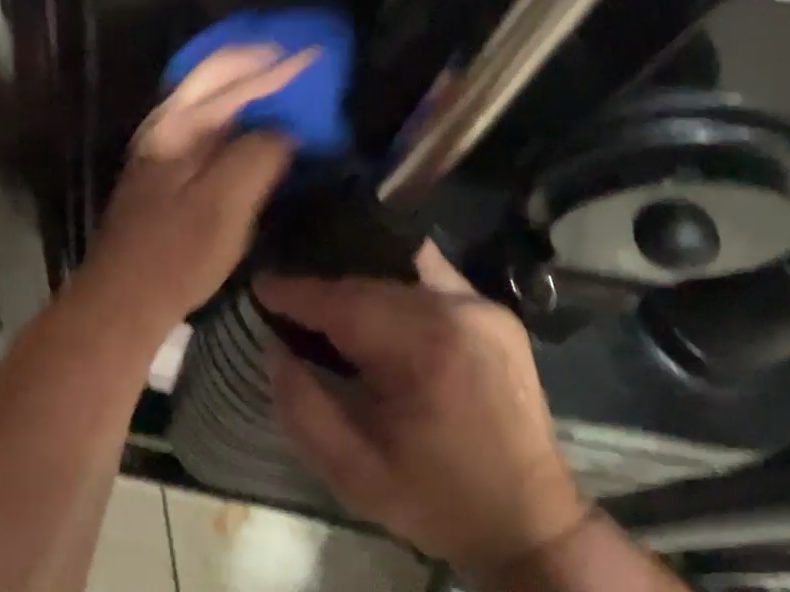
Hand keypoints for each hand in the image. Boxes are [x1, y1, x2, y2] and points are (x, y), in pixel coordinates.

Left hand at [80, 45, 313, 331]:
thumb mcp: (224, 205)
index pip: (233, 80)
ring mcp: (160, 145)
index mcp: (177, 126)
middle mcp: (164, 124)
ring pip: (207, 95)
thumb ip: (256, 157)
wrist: (123, 297)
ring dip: (244, 80)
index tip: (316, 55)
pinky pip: (206, 120)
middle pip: (213, 75)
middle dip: (257, 60)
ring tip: (283, 75)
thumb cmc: (176, 253)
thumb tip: (284, 130)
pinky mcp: (166, 168)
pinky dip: (234, 109)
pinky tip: (255, 119)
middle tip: (298, 53)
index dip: (279, 68)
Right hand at [256, 253, 589, 579]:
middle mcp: (459, 311)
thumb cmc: (436, 501)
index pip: (343, 300)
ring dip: (358, 274)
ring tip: (322, 290)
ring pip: (401, 265)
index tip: (259, 285)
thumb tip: (276, 349)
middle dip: (322, 282)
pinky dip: (394, 279)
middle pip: (370, 276)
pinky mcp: (496, 312)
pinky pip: (431, 276)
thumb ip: (301, 406)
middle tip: (284, 293)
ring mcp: (484, 306)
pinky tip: (372, 299)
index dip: (295, 290)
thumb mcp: (352, 473)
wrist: (530, 524)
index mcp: (426, 351)